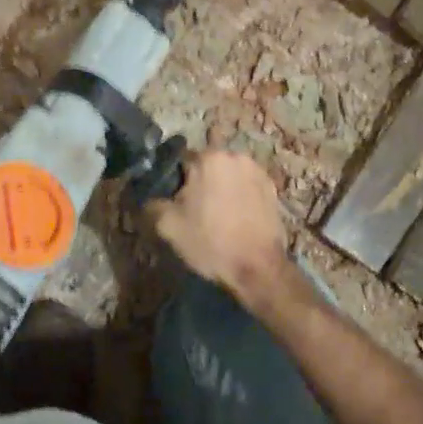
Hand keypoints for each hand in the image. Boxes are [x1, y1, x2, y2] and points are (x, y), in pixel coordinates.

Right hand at [146, 150, 291, 305]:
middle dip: (199, 183)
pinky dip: (238, 197)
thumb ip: (152, 204)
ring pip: (227, 175)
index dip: (173, 181)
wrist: (258, 268)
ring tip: (217, 217)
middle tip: (194, 211)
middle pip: (207, 165)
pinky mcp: (272, 189)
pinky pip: (246, 186)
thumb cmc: (211, 243)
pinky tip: (236, 219)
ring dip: (220, 188)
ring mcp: (258, 171)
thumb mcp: (168, 226)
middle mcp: (236, 156)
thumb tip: (150, 198)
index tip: (173, 202)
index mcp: (209, 158)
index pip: (180, 160)